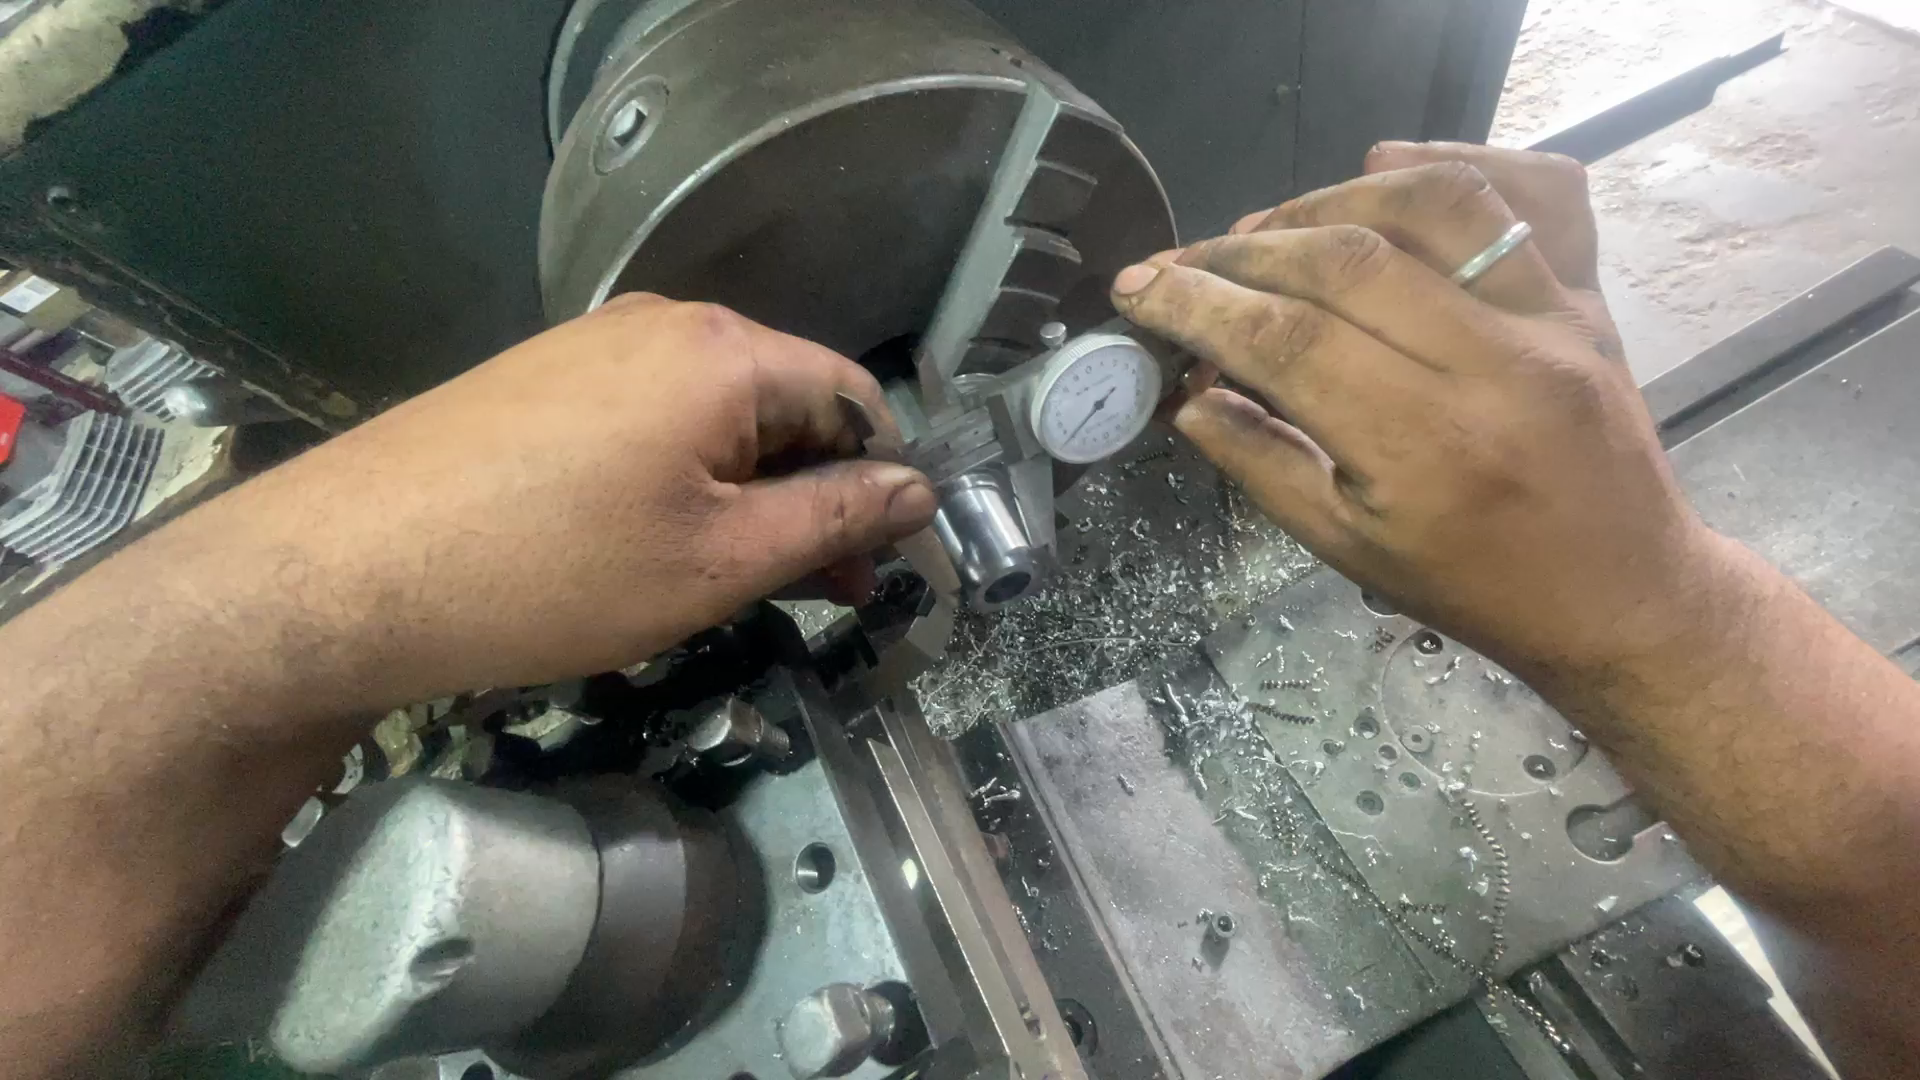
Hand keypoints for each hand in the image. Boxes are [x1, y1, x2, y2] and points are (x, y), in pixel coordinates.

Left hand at [158, 294, 936, 711]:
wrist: (333, 579)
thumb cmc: (556, 574)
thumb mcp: (724, 559)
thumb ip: (837, 518)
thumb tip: (921, 492)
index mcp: (727, 353)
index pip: (855, 399)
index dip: (885, 477)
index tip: (886, 554)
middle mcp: (672, 324)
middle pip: (793, 406)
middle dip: (824, 494)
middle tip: (833, 585)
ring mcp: (604, 345)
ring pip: (731, 419)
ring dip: (765, 494)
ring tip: (762, 574)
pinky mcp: (557, 379)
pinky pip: (668, 420)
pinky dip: (703, 479)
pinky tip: (684, 538)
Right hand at [1111, 144, 1714, 679]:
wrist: (1614, 592)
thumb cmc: (1462, 583)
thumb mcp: (1338, 542)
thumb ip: (1256, 461)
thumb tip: (1185, 399)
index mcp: (1422, 444)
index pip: (1287, 342)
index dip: (1198, 305)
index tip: (1137, 287)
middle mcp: (1494, 362)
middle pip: (1345, 263)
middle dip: (1239, 253)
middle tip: (1179, 262)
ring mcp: (1554, 316)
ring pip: (1432, 204)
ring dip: (1324, 199)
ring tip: (1260, 230)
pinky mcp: (1586, 295)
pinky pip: (1535, 188)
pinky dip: (1450, 158)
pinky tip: (1382, 163)